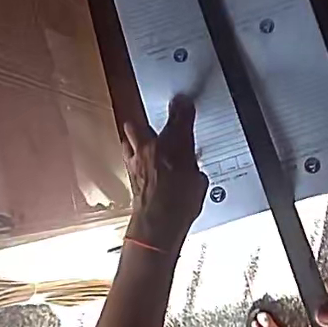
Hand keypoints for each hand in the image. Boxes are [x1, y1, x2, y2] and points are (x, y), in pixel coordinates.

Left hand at [122, 95, 206, 253]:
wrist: (158, 224)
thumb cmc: (180, 204)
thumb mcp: (198, 181)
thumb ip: (193, 166)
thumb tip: (191, 165)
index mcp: (174, 144)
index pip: (179, 115)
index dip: (183, 106)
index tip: (184, 102)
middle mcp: (151, 148)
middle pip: (140, 123)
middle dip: (148, 122)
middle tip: (160, 125)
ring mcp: (136, 159)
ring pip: (129, 137)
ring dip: (136, 137)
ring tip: (146, 141)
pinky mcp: (128, 172)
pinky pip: (128, 155)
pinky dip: (134, 155)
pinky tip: (140, 161)